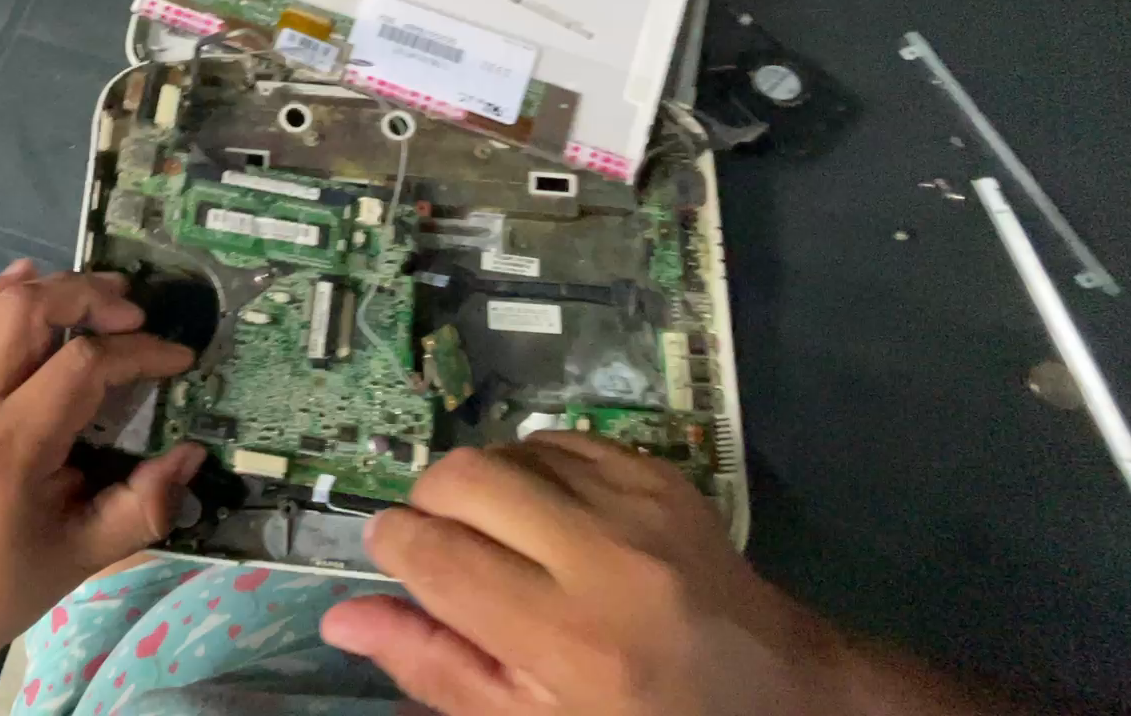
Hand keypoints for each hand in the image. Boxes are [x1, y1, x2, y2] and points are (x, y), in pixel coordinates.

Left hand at [0, 261, 203, 715]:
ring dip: (50, 286)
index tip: (180, 360)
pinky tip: (29, 277)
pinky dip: (0, 292)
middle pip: (26, 310)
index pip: (82, 365)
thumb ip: (145, 505)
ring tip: (99, 295)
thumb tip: (193, 453)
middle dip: (88, 294)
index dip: (140, 353)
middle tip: (135, 312)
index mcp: (11, 446)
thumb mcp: (84, 556)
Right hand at [321, 433, 847, 715]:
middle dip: (429, 505)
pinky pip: (549, 440)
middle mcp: (604, 557)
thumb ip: (434, 667)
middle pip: (459, 477)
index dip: (392, 547)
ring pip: (500, 452)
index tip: (393, 555)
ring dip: (481, 491)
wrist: (790, 698)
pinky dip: (528, 472)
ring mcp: (636, 501)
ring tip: (510, 540)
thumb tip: (341, 617)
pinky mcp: (653, 470)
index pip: (437, 559)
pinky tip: (551, 517)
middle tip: (450, 547)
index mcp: (573, 643)